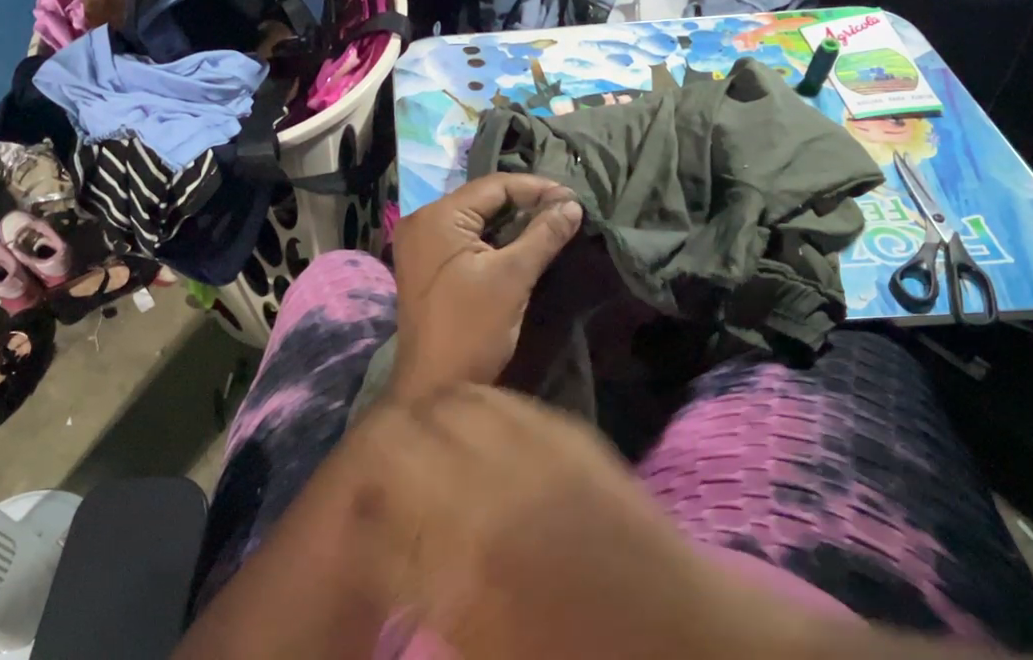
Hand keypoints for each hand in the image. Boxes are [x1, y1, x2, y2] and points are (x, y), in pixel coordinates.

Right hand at [347, 387, 730, 658]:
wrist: (681, 639)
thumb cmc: (569, 652)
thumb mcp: (473, 637)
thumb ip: (411, 578)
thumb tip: (369, 533)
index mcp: (454, 561)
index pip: (368, 503)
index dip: (351, 501)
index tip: (359, 512)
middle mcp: (483, 491)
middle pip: (392, 435)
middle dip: (376, 452)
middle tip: (386, 476)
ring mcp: (527, 450)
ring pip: (442, 403)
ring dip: (424, 422)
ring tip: (428, 446)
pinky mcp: (564, 431)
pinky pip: (495, 398)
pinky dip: (471, 409)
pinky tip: (474, 431)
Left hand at [390, 174, 582, 401]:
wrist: (434, 386)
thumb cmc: (471, 328)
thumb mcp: (512, 277)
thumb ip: (543, 235)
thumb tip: (573, 205)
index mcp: (436, 216)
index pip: (493, 186)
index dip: (536, 188)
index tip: (574, 198)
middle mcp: (421, 221)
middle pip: (481, 199)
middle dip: (525, 202)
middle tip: (566, 209)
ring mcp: (419, 244)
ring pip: (473, 219)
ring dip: (511, 221)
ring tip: (551, 223)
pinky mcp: (425, 265)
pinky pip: (463, 238)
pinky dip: (493, 238)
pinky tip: (522, 243)